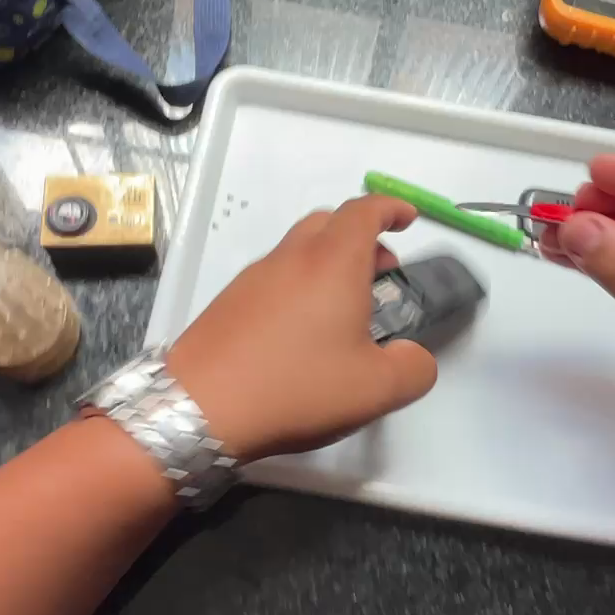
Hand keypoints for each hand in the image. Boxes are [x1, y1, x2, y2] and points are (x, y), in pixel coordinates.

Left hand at [165, 195, 439, 461]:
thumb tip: (412, 356)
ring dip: (329, 261)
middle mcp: (292, 257)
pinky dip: (300, 283)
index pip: (364, 211)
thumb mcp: (376, 390)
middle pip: (330, 222)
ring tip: (343, 308)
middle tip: (380, 271)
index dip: (391, 208)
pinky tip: (301, 330)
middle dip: (361, 236)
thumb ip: (413, 368)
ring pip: (299, 247)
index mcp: (332, 263)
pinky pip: (275, 274)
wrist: (201, 406)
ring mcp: (255, 276)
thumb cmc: (296, 387)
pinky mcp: (230, 299)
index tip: (408, 218)